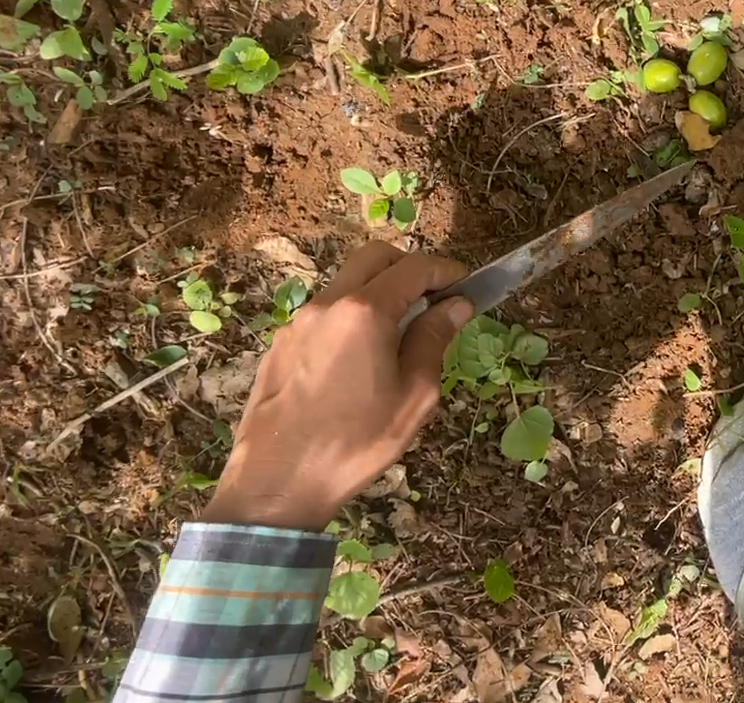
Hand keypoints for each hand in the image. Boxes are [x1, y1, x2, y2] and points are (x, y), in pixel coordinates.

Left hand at [200, 242, 472, 530]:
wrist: (276, 486)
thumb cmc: (357, 440)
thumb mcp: (416, 392)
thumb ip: (435, 338)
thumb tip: (455, 305)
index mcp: (365, 311)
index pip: (416, 266)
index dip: (448, 270)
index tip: (467, 287)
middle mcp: (327, 304)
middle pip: (375, 257)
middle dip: (411, 267)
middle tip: (433, 299)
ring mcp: (298, 323)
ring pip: (347, 281)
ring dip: (380, 289)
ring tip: (400, 331)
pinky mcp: (280, 344)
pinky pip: (325, 311)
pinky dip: (353, 314)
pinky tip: (362, 356)